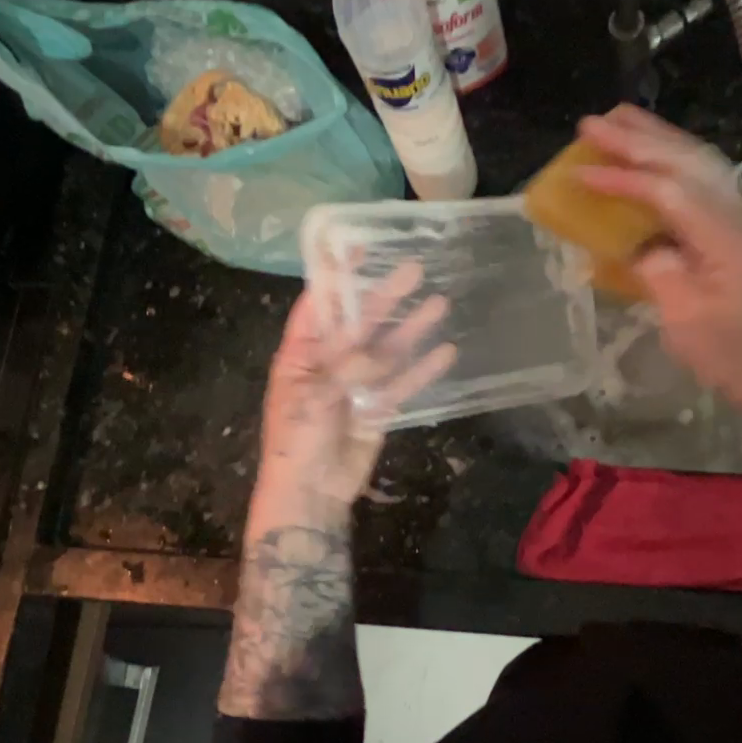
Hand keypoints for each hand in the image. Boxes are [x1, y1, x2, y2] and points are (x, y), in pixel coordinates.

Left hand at [254, 262, 455, 516]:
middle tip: (414, 270)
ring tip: (440, 304)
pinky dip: (422, 370)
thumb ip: (345, 369)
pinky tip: (445, 353)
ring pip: (388, 351)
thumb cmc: (296, 443)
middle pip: (361, 323)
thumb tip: (380, 352)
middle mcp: (330, 363)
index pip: (320, 306)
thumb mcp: (311, 399)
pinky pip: (403, 385)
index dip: (338, 277)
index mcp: (301, 354)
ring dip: (411, 329)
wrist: (310, 494)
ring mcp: (357, 386)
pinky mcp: (378, 409)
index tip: (360, 247)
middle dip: (386, 297)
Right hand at [575, 105, 741, 423]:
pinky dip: (669, 160)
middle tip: (592, 123)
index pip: (669, 192)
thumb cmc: (729, 353)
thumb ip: (660, 273)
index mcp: (726, 237)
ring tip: (617, 119)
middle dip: (637, 140)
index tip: (582, 171)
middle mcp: (737, 214)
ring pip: (695, 162)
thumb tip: (640, 245)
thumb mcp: (686, 321)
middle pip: (685, 163)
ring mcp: (738, 216)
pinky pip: (698, 179)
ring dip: (655, 139)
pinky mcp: (732, 226)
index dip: (624, 178)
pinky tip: (650, 151)